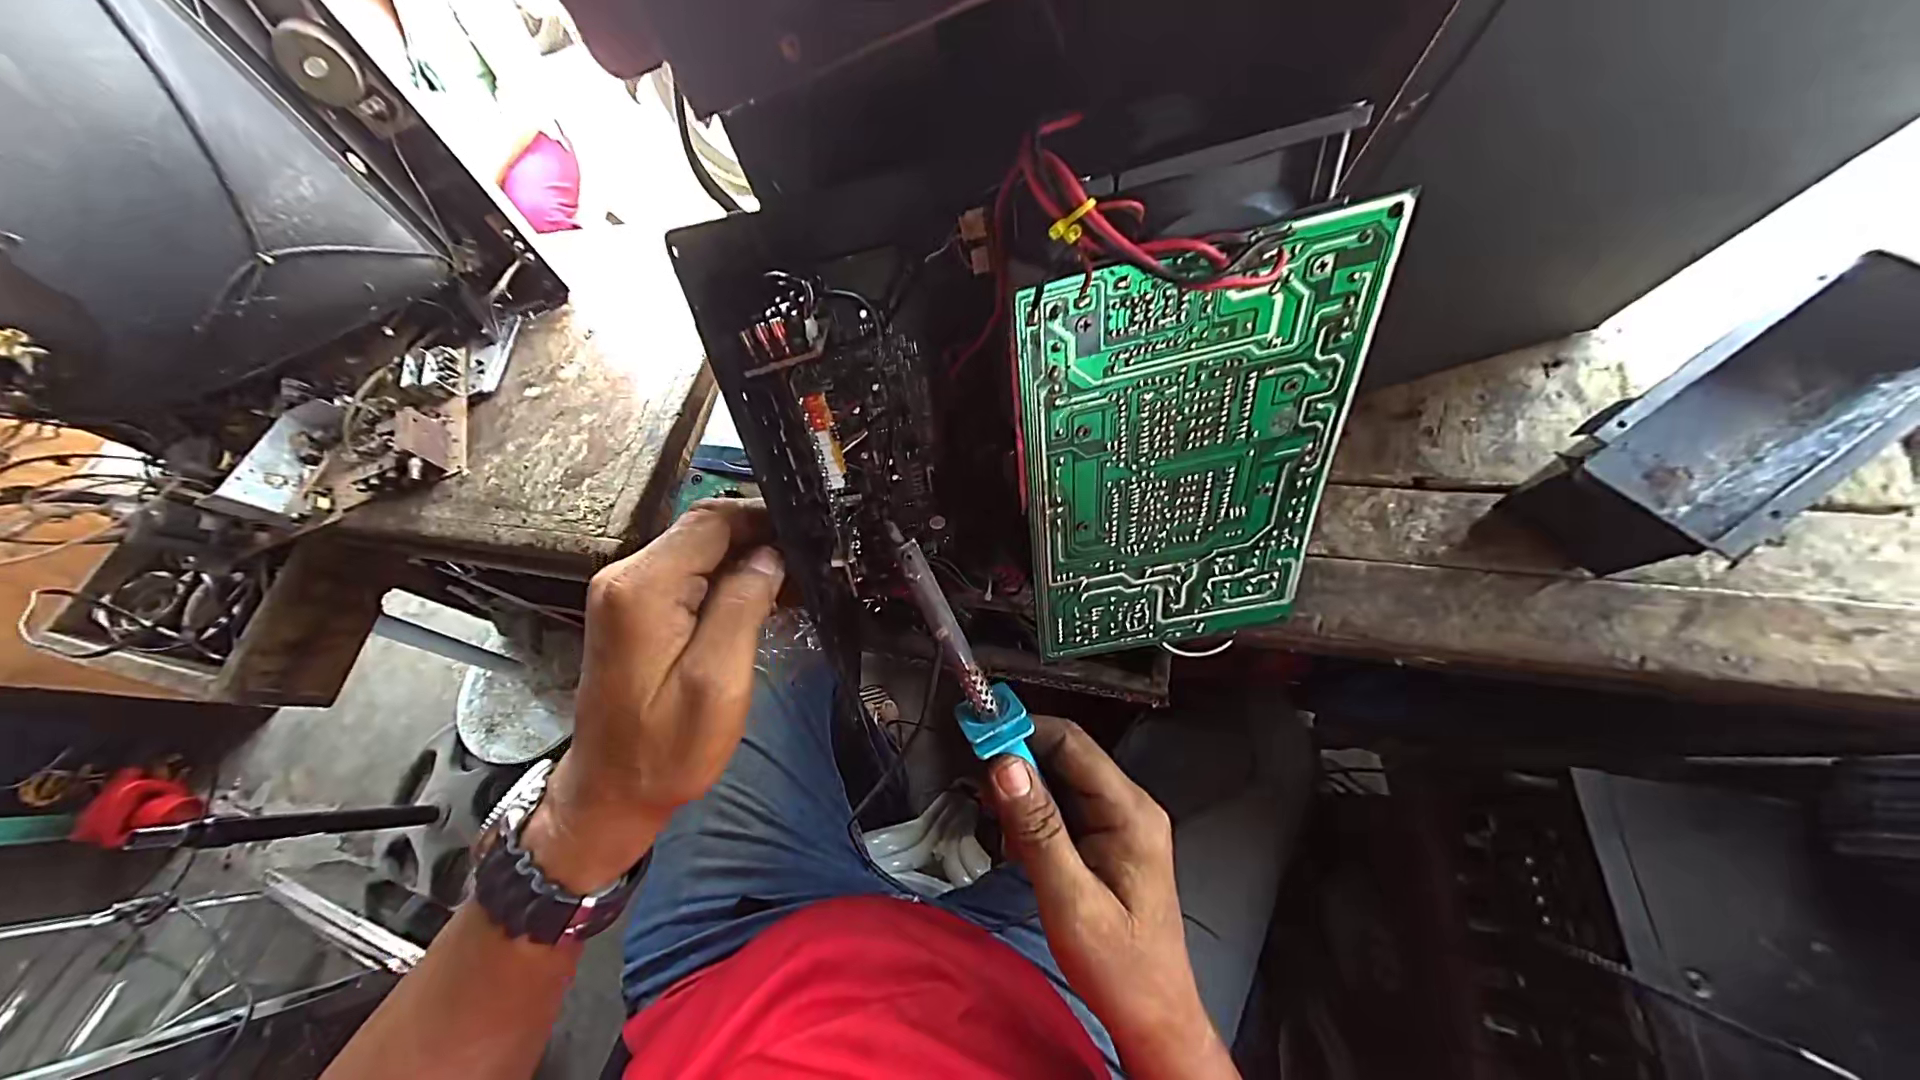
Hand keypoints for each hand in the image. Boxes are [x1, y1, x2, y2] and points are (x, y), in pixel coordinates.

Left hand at [528, 499, 784, 889]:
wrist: (612, 792)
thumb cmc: (666, 748)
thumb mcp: (717, 680)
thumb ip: (742, 607)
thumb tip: (769, 557)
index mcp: (644, 587)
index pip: (712, 522)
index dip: (764, 520)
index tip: (809, 535)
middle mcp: (627, 577)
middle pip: (705, 530)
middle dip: (761, 536)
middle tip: (809, 560)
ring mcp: (629, 592)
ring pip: (702, 549)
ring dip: (749, 557)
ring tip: (796, 580)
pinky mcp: (638, 610)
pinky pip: (691, 574)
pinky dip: (731, 577)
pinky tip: (765, 595)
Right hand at [985, 716, 1236, 1079]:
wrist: (1153, 1018)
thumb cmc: (1119, 968)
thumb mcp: (1071, 900)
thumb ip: (1038, 829)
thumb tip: (1006, 766)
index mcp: (1130, 810)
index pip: (1070, 742)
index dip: (1022, 732)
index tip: (977, 738)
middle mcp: (1128, 805)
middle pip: (1063, 757)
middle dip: (1018, 767)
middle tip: (983, 795)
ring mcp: (1118, 821)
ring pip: (1058, 781)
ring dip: (1022, 796)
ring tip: (1003, 830)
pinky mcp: (1105, 838)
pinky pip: (1061, 807)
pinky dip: (1032, 817)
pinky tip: (1020, 846)